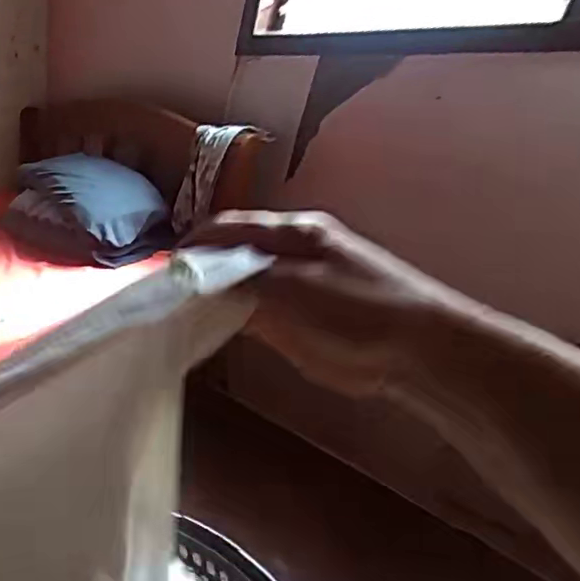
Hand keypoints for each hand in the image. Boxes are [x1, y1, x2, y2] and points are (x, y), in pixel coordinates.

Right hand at [184, 210, 486, 397]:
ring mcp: (288, 287)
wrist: (418, 353)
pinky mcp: (290, 319)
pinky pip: (245, 312)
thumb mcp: (295, 287)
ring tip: (173, 312)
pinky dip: (222, 318)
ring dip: (206, 296)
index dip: (192, 243)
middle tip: (161, 293)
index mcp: (293, 233)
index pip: (228, 227)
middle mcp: (287, 255)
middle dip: (193, 270)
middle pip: (226, 254)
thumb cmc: (360, 310)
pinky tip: (202, 329)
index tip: (161, 267)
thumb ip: (242, 278)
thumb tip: (195, 274)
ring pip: (233, 284)